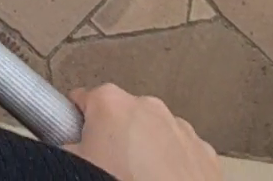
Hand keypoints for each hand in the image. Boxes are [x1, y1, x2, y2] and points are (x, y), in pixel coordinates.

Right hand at [63, 85, 220, 180]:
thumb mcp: (74, 160)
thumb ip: (66, 140)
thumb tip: (66, 142)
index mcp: (110, 100)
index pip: (82, 99)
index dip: (77, 121)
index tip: (81, 140)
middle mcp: (146, 105)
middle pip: (120, 114)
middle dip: (115, 134)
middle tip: (112, 165)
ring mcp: (180, 128)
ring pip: (153, 130)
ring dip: (146, 146)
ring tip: (141, 177)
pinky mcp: (206, 154)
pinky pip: (181, 150)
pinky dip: (174, 163)